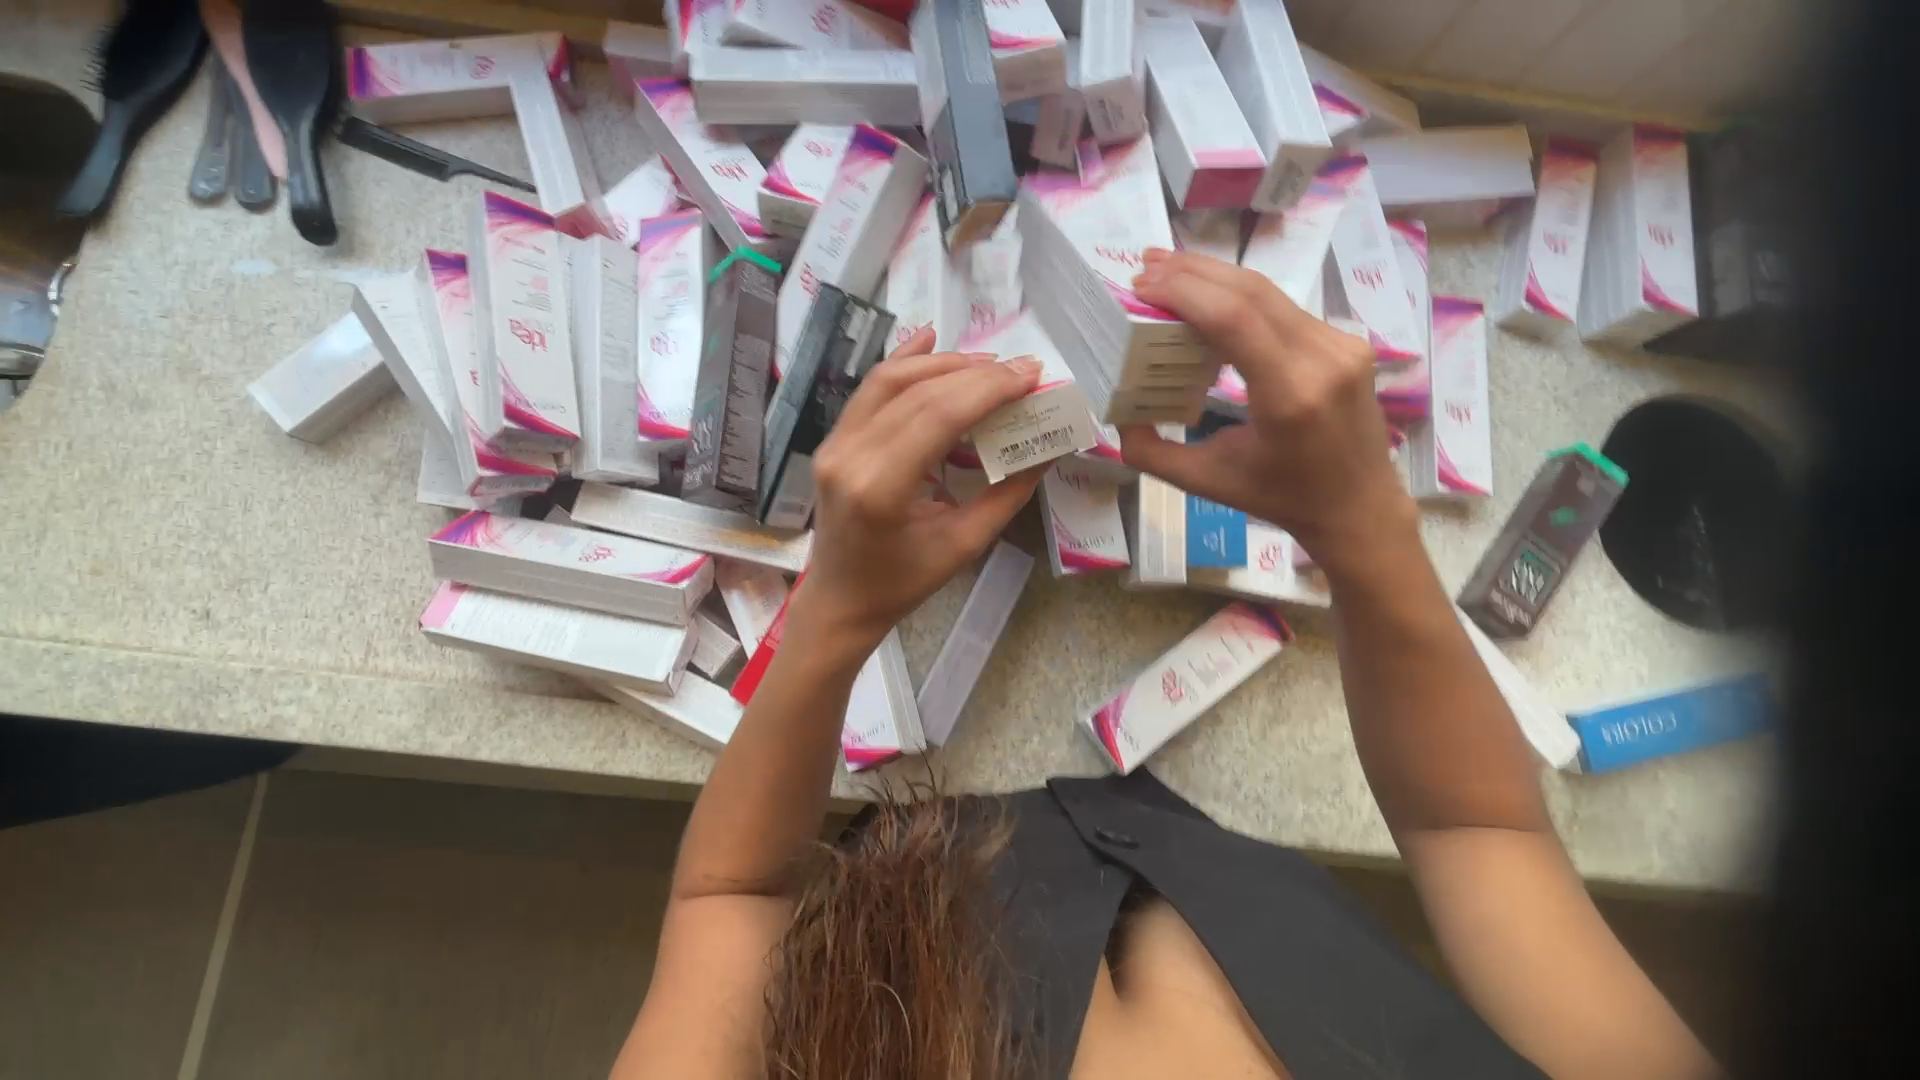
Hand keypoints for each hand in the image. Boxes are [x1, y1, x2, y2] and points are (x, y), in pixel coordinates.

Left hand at [790, 327, 1043, 650]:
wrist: (841, 600)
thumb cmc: (902, 584)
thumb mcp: (963, 546)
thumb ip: (1007, 494)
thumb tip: (1048, 448)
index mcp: (880, 489)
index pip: (938, 416)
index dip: (988, 388)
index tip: (1030, 375)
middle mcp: (850, 457)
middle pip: (917, 392)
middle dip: (975, 373)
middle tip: (1021, 369)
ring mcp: (835, 445)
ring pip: (890, 381)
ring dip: (943, 364)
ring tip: (988, 364)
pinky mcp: (833, 441)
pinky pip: (869, 390)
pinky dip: (903, 363)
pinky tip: (930, 338)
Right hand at [1118, 249, 1415, 575]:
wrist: (1359, 506)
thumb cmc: (1279, 499)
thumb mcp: (1206, 482)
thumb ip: (1152, 451)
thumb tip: (1119, 413)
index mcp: (1289, 396)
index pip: (1233, 319)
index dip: (1184, 291)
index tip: (1141, 284)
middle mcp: (1322, 359)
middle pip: (1251, 291)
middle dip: (1192, 271)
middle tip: (1145, 266)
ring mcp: (1342, 345)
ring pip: (1269, 292)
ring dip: (1215, 276)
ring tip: (1168, 271)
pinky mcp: (1347, 342)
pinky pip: (1284, 308)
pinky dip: (1240, 296)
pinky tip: (1211, 297)